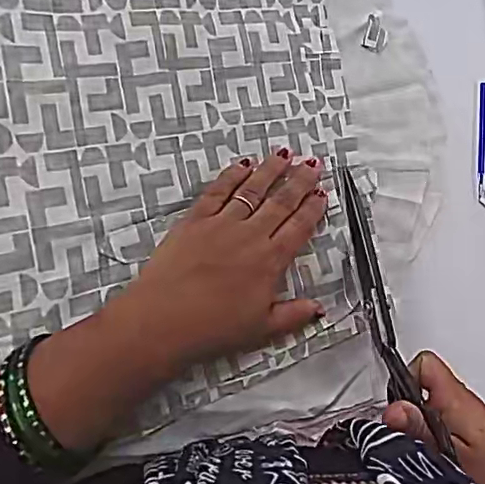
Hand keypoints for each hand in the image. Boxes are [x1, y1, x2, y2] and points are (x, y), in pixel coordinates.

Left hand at [110, 150, 331, 374]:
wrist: (162, 321)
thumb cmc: (210, 328)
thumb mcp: (261, 328)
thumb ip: (293, 314)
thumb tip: (318, 309)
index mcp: (270, 261)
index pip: (299, 227)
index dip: (313, 208)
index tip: (322, 194)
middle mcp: (249, 236)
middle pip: (281, 202)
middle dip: (300, 181)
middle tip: (312, 166)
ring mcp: (221, 225)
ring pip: (252, 190)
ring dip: (270, 170)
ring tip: (284, 155)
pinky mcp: (194, 221)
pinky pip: (217, 191)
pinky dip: (231, 176)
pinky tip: (242, 165)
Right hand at [384, 351, 484, 483]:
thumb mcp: (451, 464)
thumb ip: (421, 434)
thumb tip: (394, 409)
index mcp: (461, 403)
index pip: (424, 365)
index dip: (402, 381)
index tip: (390, 411)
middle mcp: (465, 410)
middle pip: (420, 389)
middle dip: (403, 411)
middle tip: (396, 440)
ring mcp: (466, 428)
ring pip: (427, 414)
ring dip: (412, 433)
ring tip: (410, 459)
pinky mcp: (467, 447)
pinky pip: (436, 433)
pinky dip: (424, 448)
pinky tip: (425, 471)